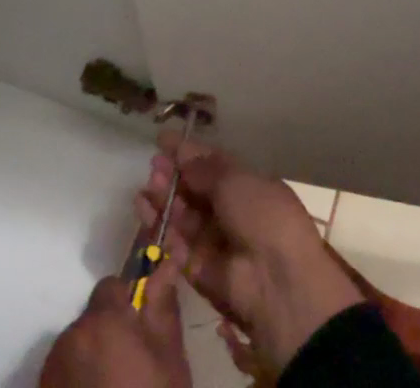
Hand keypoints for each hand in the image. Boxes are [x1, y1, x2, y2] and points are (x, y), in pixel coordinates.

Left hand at [40, 260, 190, 387]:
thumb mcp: (169, 360)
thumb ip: (163, 308)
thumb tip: (165, 263)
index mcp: (103, 321)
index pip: (112, 286)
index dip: (129, 302)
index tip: (143, 327)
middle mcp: (70, 335)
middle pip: (93, 318)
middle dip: (112, 333)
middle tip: (135, 366)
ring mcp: (52, 365)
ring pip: (79, 345)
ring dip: (94, 356)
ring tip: (115, 386)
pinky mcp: (43, 387)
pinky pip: (65, 369)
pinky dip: (79, 378)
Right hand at [137, 134, 363, 374]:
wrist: (276, 280)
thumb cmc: (262, 217)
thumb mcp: (236, 181)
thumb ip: (204, 167)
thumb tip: (182, 151)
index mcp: (248, 187)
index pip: (213, 165)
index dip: (188, 153)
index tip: (162, 139)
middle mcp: (231, 212)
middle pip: (194, 190)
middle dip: (173, 176)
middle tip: (154, 167)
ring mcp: (213, 241)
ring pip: (181, 215)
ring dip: (163, 199)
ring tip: (148, 188)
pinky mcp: (196, 266)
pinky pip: (174, 242)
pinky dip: (158, 225)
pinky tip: (143, 209)